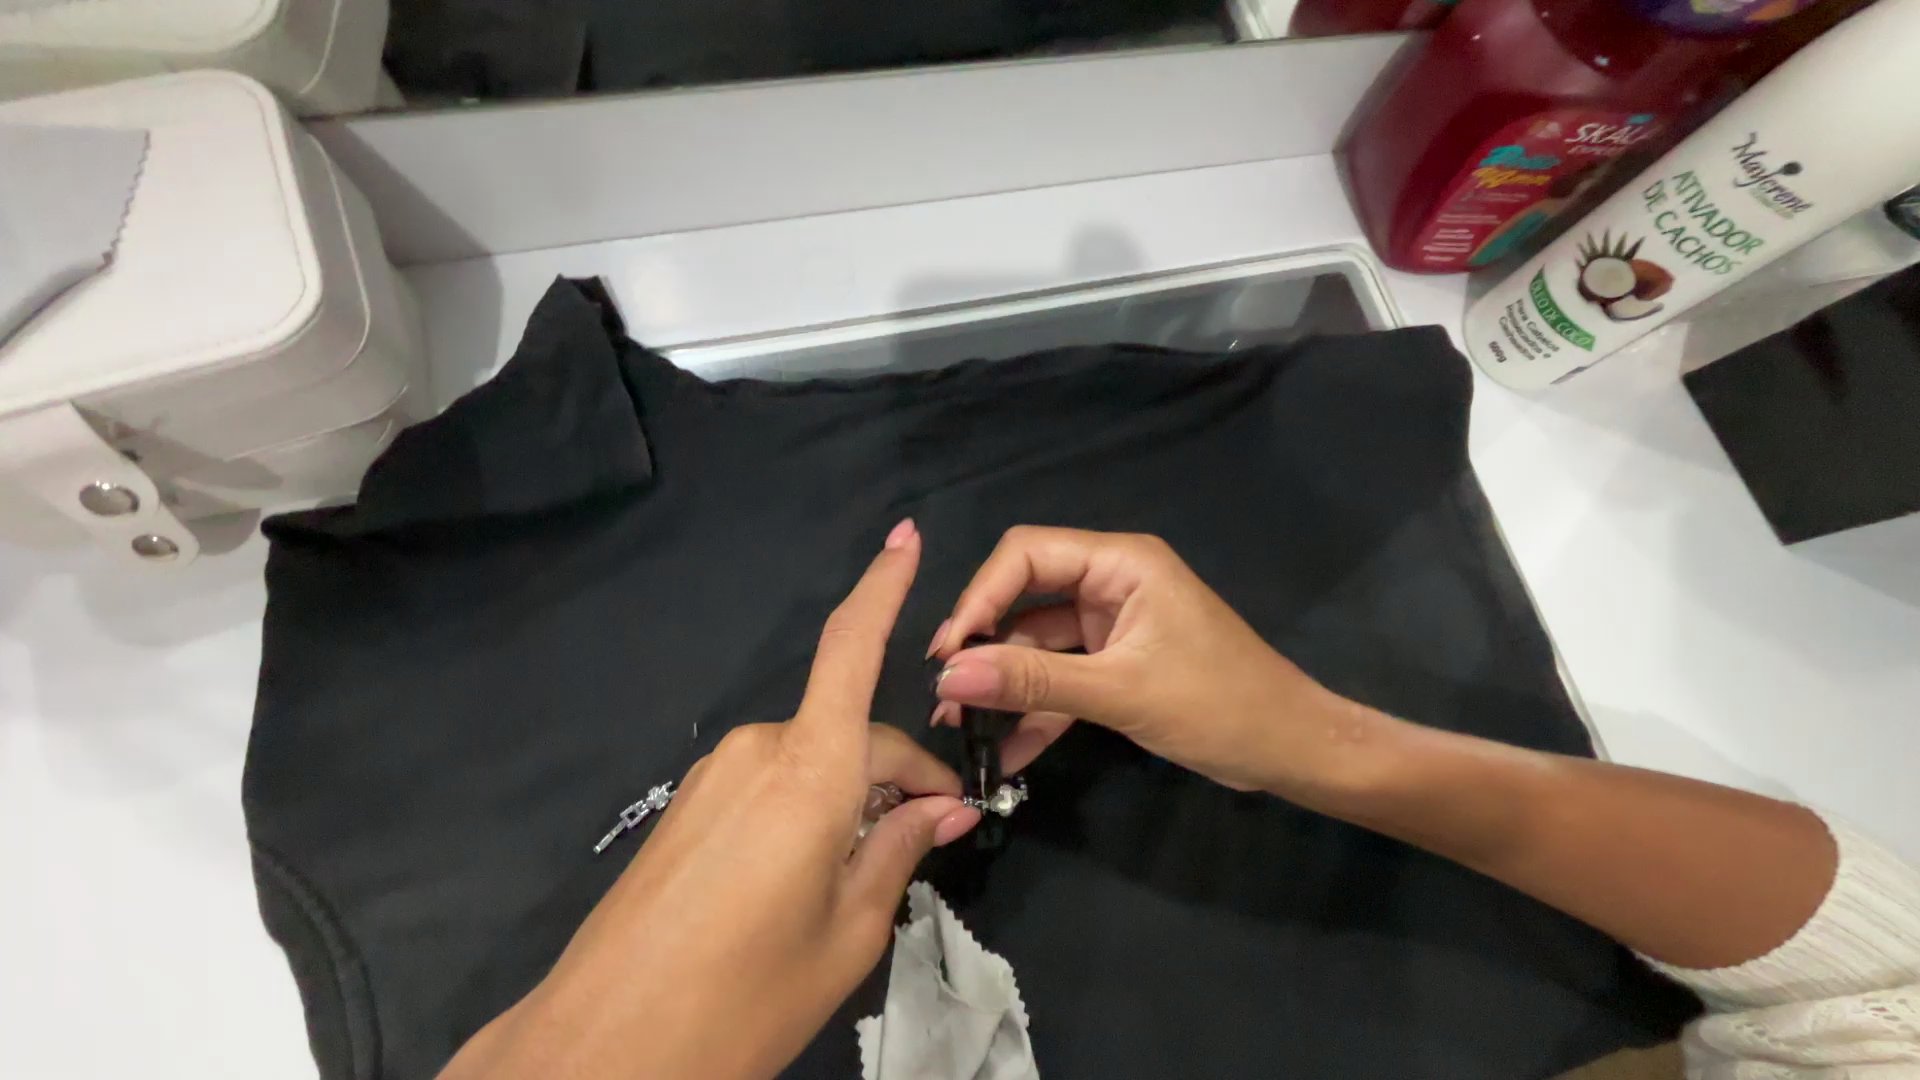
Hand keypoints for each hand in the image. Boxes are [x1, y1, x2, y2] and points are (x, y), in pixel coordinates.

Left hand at [441, 519, 980, 1079]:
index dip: (883, 586)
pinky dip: (812, 801)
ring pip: (814, 757)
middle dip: (903, 770)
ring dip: (855, 789)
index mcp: (808, 770)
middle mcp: (759, 750)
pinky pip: (775, 779)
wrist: (597, 1052)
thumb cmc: (744, 997)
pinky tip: (814, 865)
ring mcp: (715, 772)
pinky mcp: (691, 801)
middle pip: (852, 732)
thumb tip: (949, 808)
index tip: (906, 537)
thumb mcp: (849, 932)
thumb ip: (902, 850)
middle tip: (939, 827)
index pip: (852, 649)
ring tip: (874, 859)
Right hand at [929, 526, 1383, 797]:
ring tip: (958, 728)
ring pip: (1037, 643)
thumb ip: (1034, 682)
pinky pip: (1060, 678)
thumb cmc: (1220, 706)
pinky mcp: (1113, 663)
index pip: (1027, 553)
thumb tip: (947, 678)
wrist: (1292, 752)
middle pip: (1024, 596)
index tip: (948, 651)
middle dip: (983, 643)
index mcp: (1120, 563)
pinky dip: (1035, 710)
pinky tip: (1003, 750)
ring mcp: (1110, 624)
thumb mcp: (1121, 692)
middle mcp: (1109, 582)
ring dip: (1002, 683)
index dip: (980, 595)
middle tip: (943, 690)